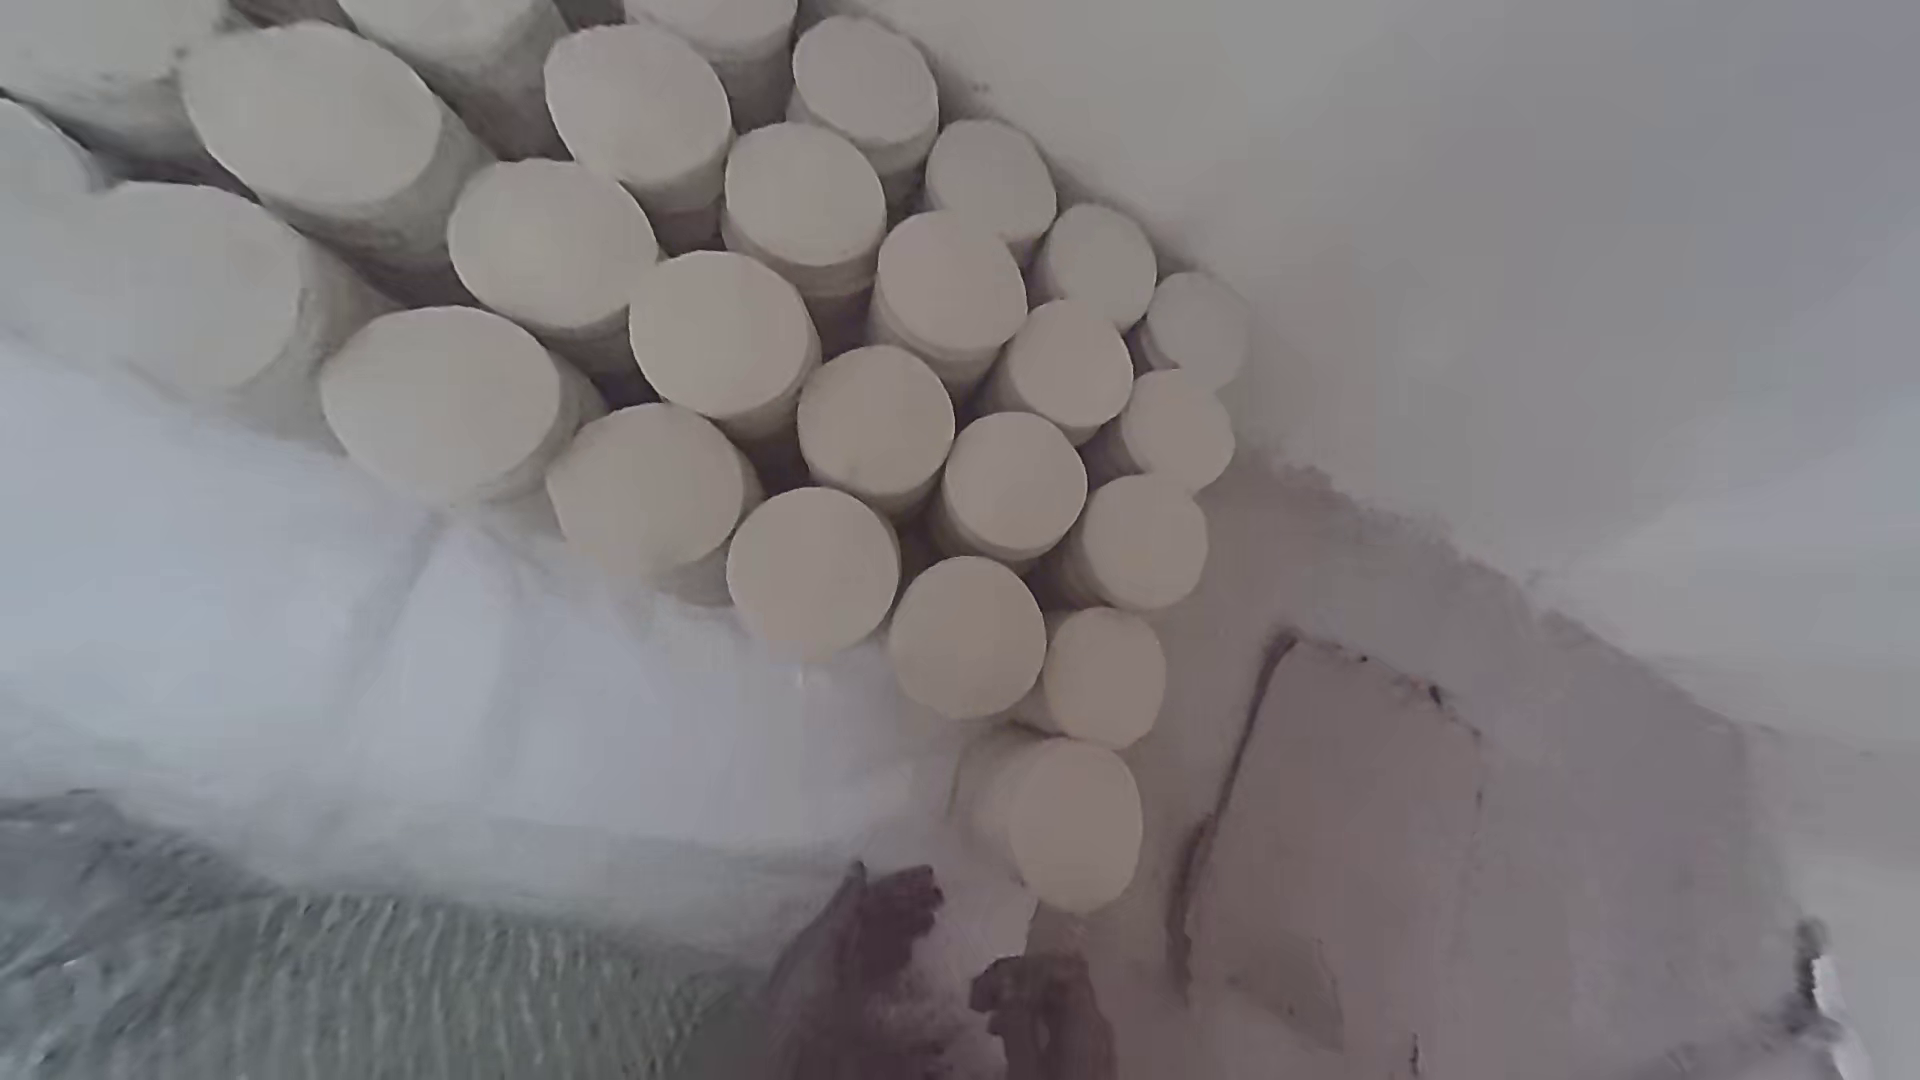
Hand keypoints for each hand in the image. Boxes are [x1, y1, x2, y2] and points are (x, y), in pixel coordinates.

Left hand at [765, 863, 944, 1078]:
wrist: (791, 1057)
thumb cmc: (803, 995)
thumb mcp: (819, 944)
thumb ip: (842, 908)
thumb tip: (859, 866)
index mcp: (829, 931)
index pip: (869, 899)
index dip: (898, 885)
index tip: (930, 874)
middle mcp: (839, 949)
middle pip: (879, 918)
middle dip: (908, 904)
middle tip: (940, 897)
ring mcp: (848, 978)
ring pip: (882, 942)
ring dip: (907, 927)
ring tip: (932, 919)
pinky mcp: (856, 1008)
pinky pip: (880, 973)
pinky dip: (896, 959)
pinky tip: (909, 955)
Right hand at [970, 953, 1116, 1079]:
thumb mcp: (1026, 1070)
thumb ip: (1017, 1019)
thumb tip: (1007, 978)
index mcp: (1086, 1018)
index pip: (1060, 965)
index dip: (1024, 965)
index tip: (991, 984)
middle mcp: (1094, 1022)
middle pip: (1055, 979)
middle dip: (1014, 980)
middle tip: (976, 999)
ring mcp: (1092, 1042)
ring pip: (1052, 1001)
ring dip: (1017, 999)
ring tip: (984, 1017)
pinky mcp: (1084, 1062)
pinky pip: (1055, 1024)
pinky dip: (1028, 1020)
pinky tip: (1002, 1034)